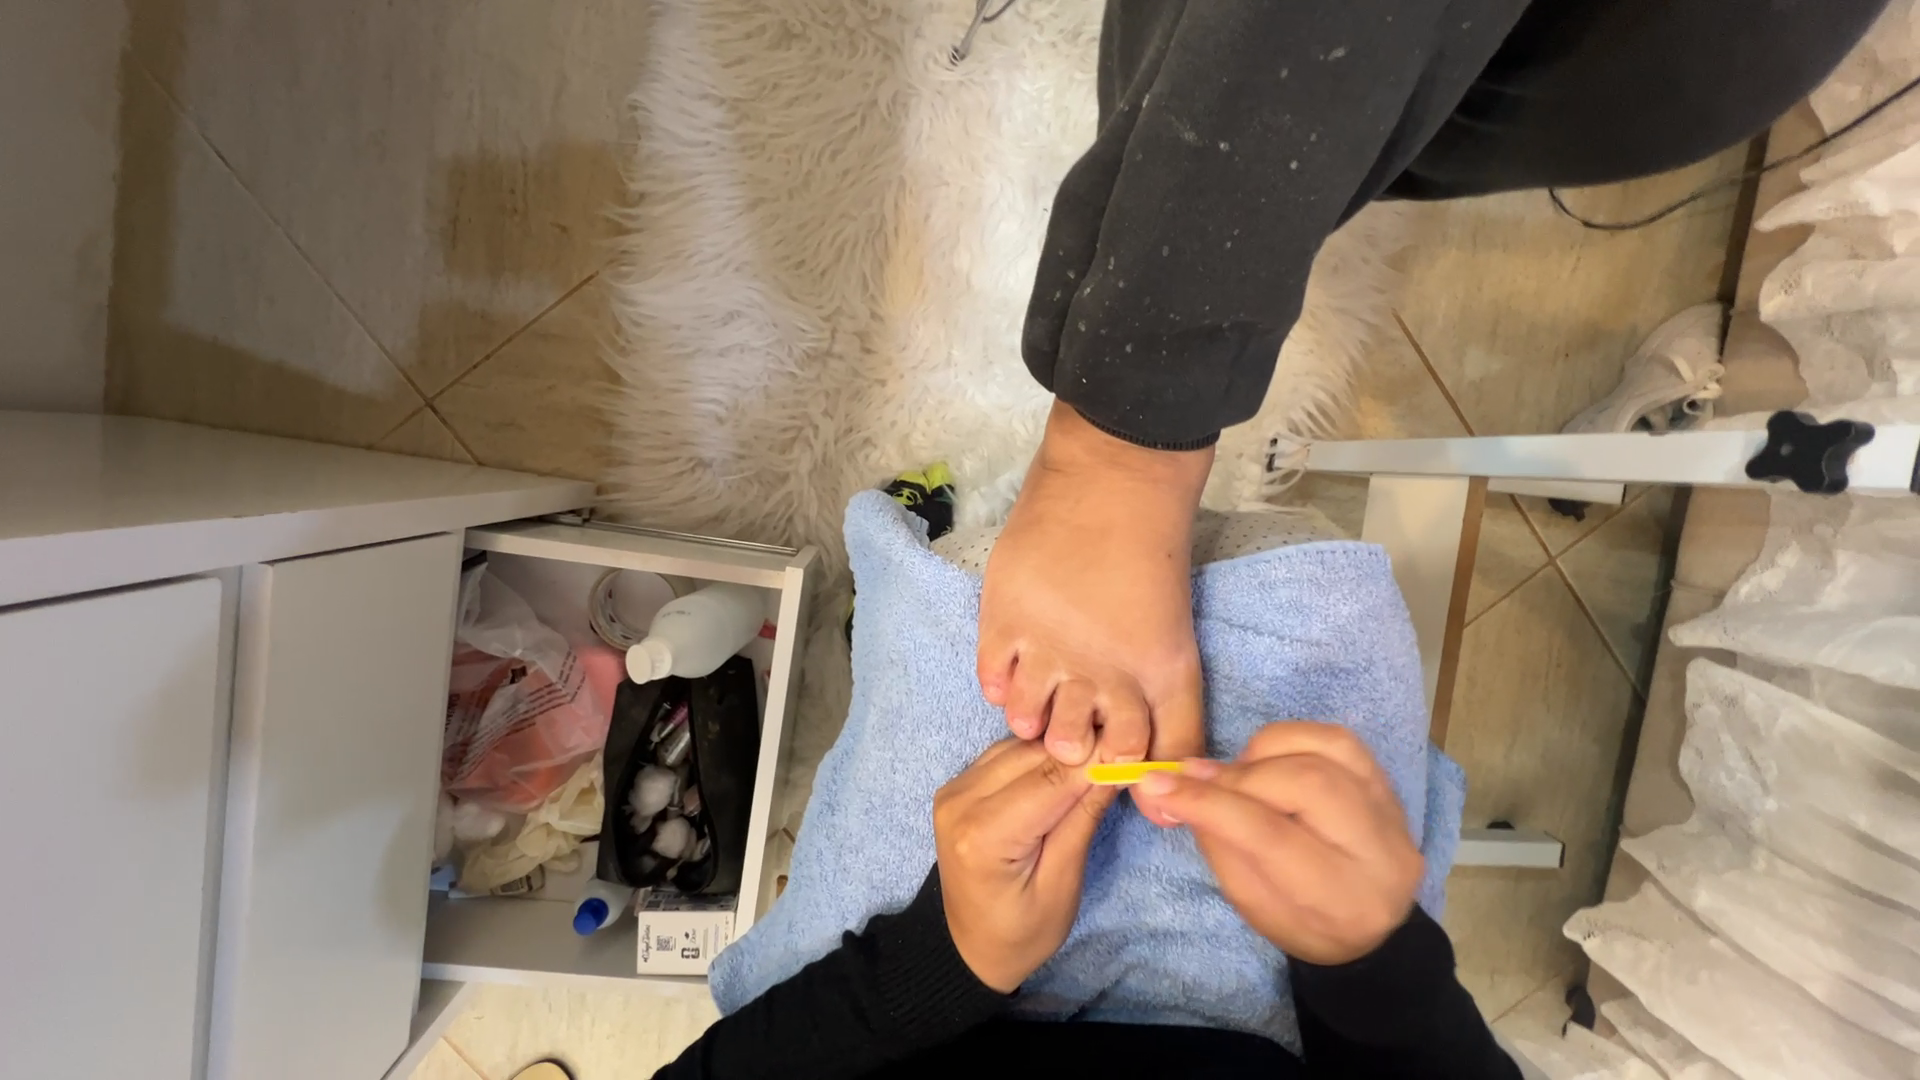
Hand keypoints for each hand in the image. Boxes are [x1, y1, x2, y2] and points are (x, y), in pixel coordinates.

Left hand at [934, 738, 1117, 991]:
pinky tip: (1065, 762)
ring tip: (1099, 754)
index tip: (1132, 750)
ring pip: (1019, 747)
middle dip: (1080, 749)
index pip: (1050, 780)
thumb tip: (1115, 766)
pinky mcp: (958, 783)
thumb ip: (1083, 820)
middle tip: (1123, 748)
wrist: (971, 944)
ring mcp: (954, 788)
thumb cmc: (1022, 930)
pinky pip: (1005, 754)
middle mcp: (961, 800)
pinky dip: (1037, 754)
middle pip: (1033, 755)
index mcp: (984, 834)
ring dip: (1059, 748)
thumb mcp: (1063, 885)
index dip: (1093, 760)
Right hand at [978, 401, 1211, 767]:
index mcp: (1154, 680)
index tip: (1110, 756)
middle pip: (1077, 750)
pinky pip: (993, 683)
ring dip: (1035, 720)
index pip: (1140, 760)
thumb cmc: (1152, 560)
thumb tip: (1156, 796)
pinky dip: (1001, 687)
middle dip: (1074, 749)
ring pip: (1031, 724)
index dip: (1125, 770)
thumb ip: (1174, 718)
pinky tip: (1014, 669)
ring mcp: (1047, 647)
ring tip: (1040, 697)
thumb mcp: (1178, 644)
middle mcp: (1101, 675)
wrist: (1112, 486)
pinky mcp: (1006, 619)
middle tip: (1070, 725)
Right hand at [1131, 722, 1424, 965]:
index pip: (1268, 834)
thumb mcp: (1246, 896)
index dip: (1207, 803)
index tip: (1156, 783)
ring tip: (1240, 776)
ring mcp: (1391, 811)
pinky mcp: (1387, 783)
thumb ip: (1212, 836)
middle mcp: (1380, 851)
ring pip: (1323, 750)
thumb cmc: (1297, 919)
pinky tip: (1268, 759)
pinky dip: (1290, 737)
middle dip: (1238, 776)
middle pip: (1304, 783)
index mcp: (1340, 897)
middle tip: (1200, 781)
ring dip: (1263, 754)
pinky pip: (1336, 738)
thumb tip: (1165, 783)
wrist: (1367, 929)